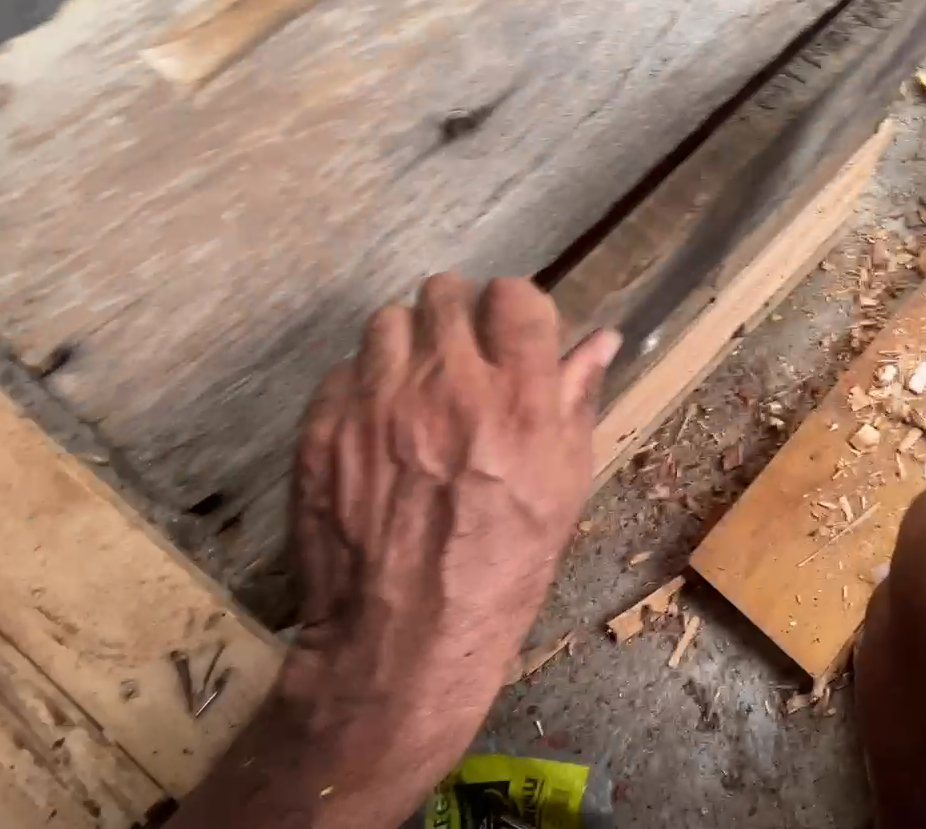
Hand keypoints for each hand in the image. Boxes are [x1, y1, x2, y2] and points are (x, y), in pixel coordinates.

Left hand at [288, 273, 618, 747]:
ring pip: (388, 319)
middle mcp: (447, 384)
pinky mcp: (322, 428)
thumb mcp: (565, 480)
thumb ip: (578, 397)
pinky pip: (344, 368)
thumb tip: (602, 339)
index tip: (516, 331)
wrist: (405, 634)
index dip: (518, 305)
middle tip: (467, 351)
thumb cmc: (508, 559)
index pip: (515, 296)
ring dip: (412, 341)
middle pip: (446, 291)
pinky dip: (366, 382)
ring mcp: (376, 403)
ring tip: (419, 383)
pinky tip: (379, 422)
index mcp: (519, 398)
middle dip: (463, 313)